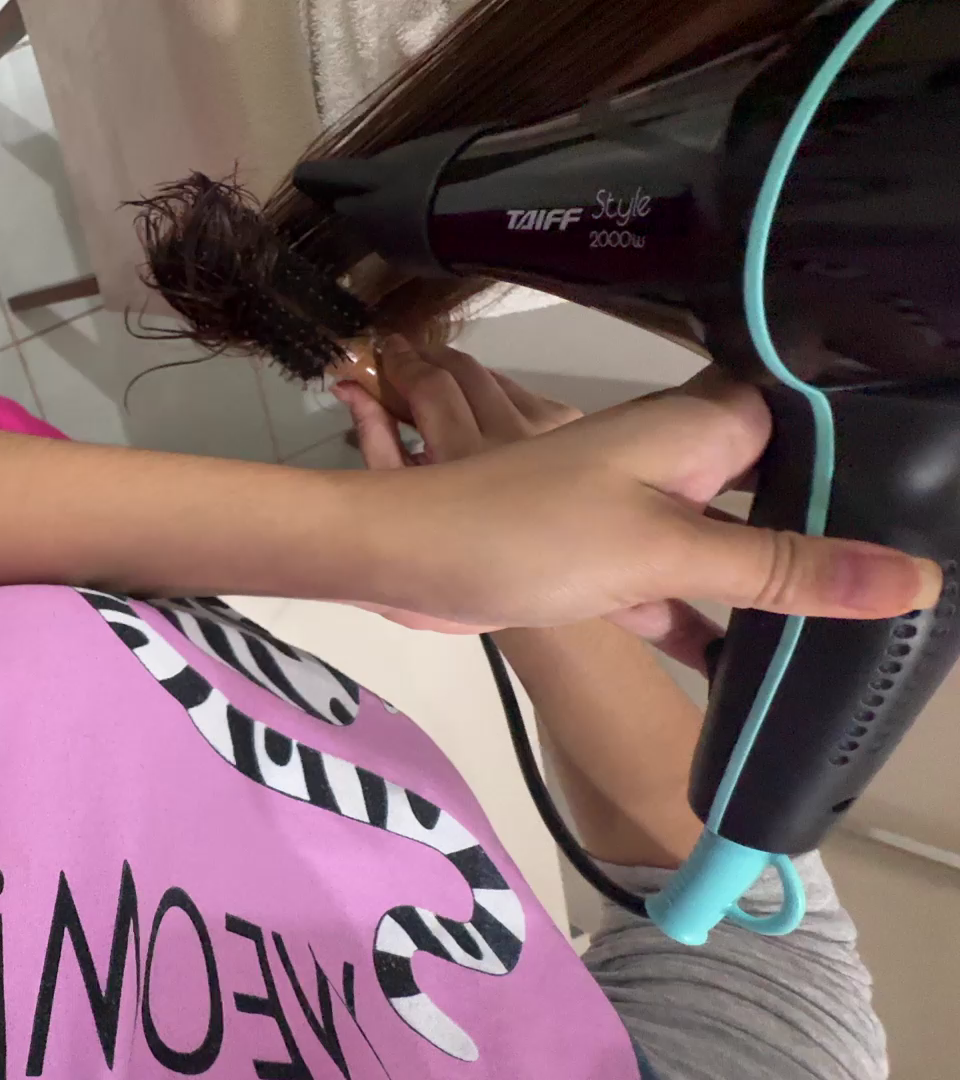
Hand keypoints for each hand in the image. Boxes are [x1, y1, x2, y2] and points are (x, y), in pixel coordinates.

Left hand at [328, 341, 940, 656]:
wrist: (399, 562)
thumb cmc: (522, 535)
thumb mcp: (661, 548)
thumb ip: (779, 563)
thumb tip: (918, 577)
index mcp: (688, 433)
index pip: (808, 421)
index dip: (869, 453)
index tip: (940, 500)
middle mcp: (659, 466)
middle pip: (770, 492)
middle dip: (832, 533)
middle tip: (918, 587)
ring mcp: (619, 517)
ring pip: (716, 547)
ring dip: (769, 584)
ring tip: (862, 633)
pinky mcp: (584, 563)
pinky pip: (661, 588)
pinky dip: (696, 620)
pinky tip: (752, 666)